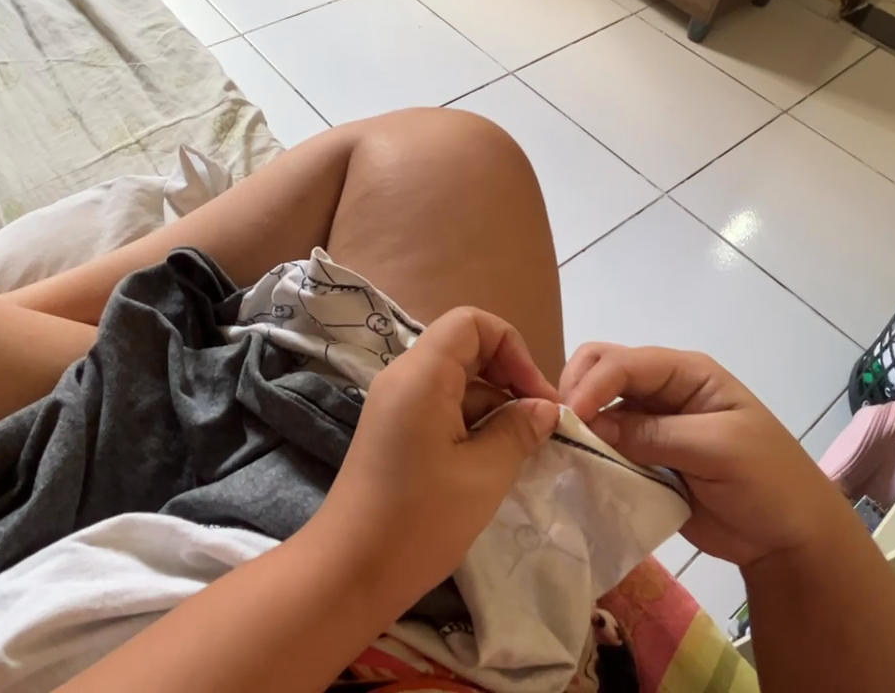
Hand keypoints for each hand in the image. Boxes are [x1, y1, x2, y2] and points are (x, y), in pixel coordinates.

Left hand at [308, 306, 561, 604]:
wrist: (349, 572)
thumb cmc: (419, 519)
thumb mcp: (483, 475)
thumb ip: (518, 431)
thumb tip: (545, 408)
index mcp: (421, 375)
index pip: (472, 323)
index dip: (512, 347)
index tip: (536, 396)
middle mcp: (404, 378)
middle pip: (465, 349)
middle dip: (509, 377)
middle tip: (541, 423)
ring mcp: (397, 406)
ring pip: (457, 382)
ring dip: (495, 406)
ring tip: (526, 450)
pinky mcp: (396, 432)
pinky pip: (442, 408)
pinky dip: (473, 424)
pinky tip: (497, 462)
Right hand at [560, 344, 851, 568]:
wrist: (789, 540)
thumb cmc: (767, 482)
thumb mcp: (718, 448)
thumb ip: (654, 434)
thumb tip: (591, 426)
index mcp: (686, 373)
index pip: (625, 362)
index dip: (593, 384)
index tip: (572, 418)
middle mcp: (662, 389)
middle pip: (601, 368)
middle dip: (576, 389)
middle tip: (561, 426)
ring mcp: (649, 421)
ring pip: (596, 403)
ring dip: (577, 419)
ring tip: (561, 445)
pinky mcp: (641, 454)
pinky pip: (602, 442)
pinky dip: (585, 448)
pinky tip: (573, 462)